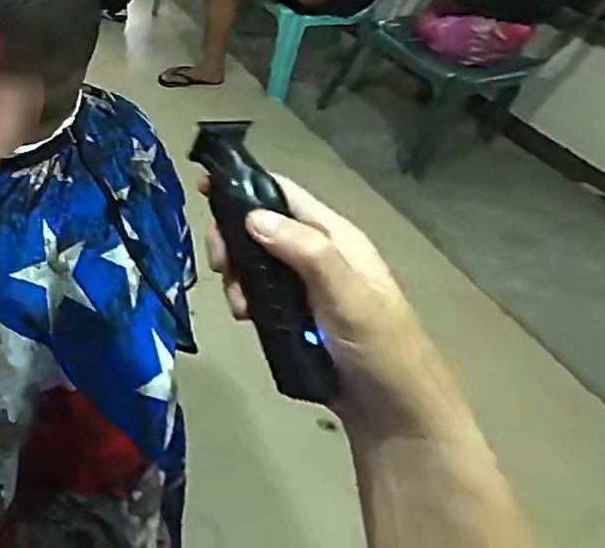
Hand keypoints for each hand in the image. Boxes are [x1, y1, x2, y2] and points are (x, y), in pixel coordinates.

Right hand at [202, 174, 449, 435]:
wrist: (400, 419)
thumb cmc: (381, 348)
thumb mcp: (348, 295)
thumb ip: (305, 251)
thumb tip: (252, 216)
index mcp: (333, 235)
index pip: (282, 192)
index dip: (244, 183)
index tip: (204, 186)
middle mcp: (315, 251)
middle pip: (259, 224)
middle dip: (232, 238)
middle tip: (219, 264)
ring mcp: (304, 283)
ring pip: (253, 258)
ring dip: (235, 273)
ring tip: (237, 303)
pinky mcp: (294, 312)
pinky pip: (257, 290)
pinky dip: (244, 296)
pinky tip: (243, 316)